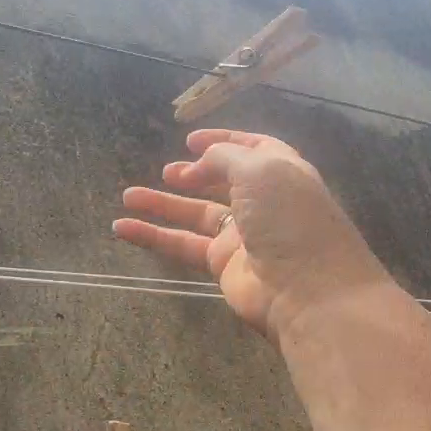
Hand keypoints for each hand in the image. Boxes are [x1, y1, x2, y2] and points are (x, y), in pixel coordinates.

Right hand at [113, 129, 393, 338]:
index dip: (224, 141)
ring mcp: (242, 236)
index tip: (191, 139)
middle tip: (167, 172)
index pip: (254, 149)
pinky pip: (181, 244)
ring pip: (194, 214)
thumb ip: (223, 158)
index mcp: (281, 173)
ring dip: (162, 204)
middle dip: (194, 174)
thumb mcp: (260, 170)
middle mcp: (263, 202)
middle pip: (222, 182)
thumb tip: (194, 165)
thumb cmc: (290, 220)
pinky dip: (151, 235)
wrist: (308, 290)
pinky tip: (122, 228)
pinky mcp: (221, 264)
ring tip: (128, 196)